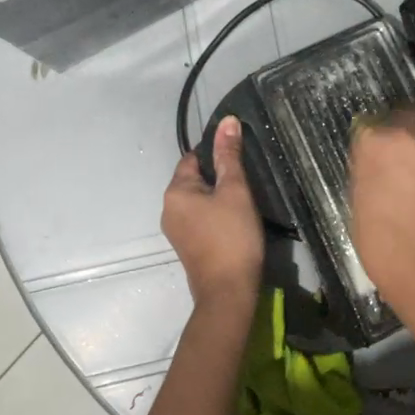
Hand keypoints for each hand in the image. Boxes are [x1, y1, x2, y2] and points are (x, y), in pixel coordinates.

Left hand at [163, 116, 263, 312]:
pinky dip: (215, 215)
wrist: (228, 294)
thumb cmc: (232, 237)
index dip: (216, 155)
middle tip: (247, 182)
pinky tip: (235, 221)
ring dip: (218, 197)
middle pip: (194, 179)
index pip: (193, 157)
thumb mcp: (235, 191)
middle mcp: (168, 209)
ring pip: (198, 200)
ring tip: (244, 202)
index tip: (240, 160)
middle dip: (218, 177)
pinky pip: (200, 218)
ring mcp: (175, 230)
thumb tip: (227, 121)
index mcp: (175, 192)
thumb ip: (229, 155)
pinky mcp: (187, 246)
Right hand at [349, 105, 414, 322]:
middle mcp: (406, 132)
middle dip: (403, 123)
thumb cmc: (378, 239)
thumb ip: (366, 161)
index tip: (378, 142)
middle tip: (403, 144)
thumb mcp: (357, 193)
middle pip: (406, 110)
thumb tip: (371, 147)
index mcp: (372, 140)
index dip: (376, 131)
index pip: (372, 119)